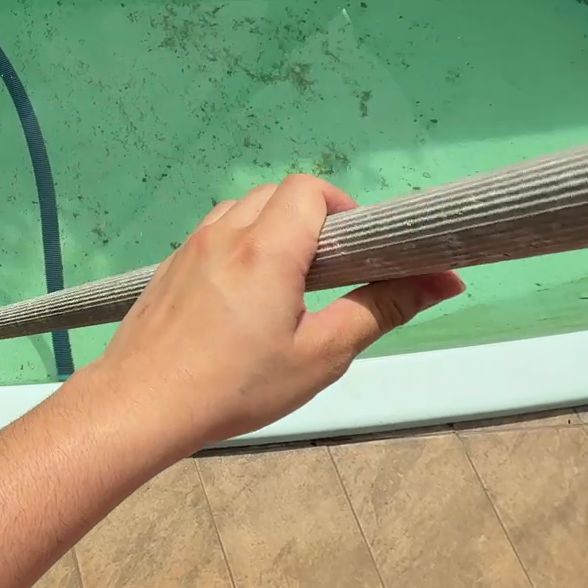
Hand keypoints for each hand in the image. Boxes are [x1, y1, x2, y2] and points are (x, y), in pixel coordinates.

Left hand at [90, 174, 463, 447]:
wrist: (143, 399)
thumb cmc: (237, 384)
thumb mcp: (322, 354)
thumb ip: (382, 308)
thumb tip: (443, 278)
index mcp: (263, 249)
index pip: (306, 189)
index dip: (342, 206)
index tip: (360, 248)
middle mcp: (221, 235)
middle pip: (273, 195)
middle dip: (311, 216)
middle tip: (332, 268)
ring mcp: (187, 248)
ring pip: (238, 211)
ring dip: (271, 227)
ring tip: (290, 281)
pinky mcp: (167, 267)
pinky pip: (210, 235)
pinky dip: (237, 243)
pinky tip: (243, 294)